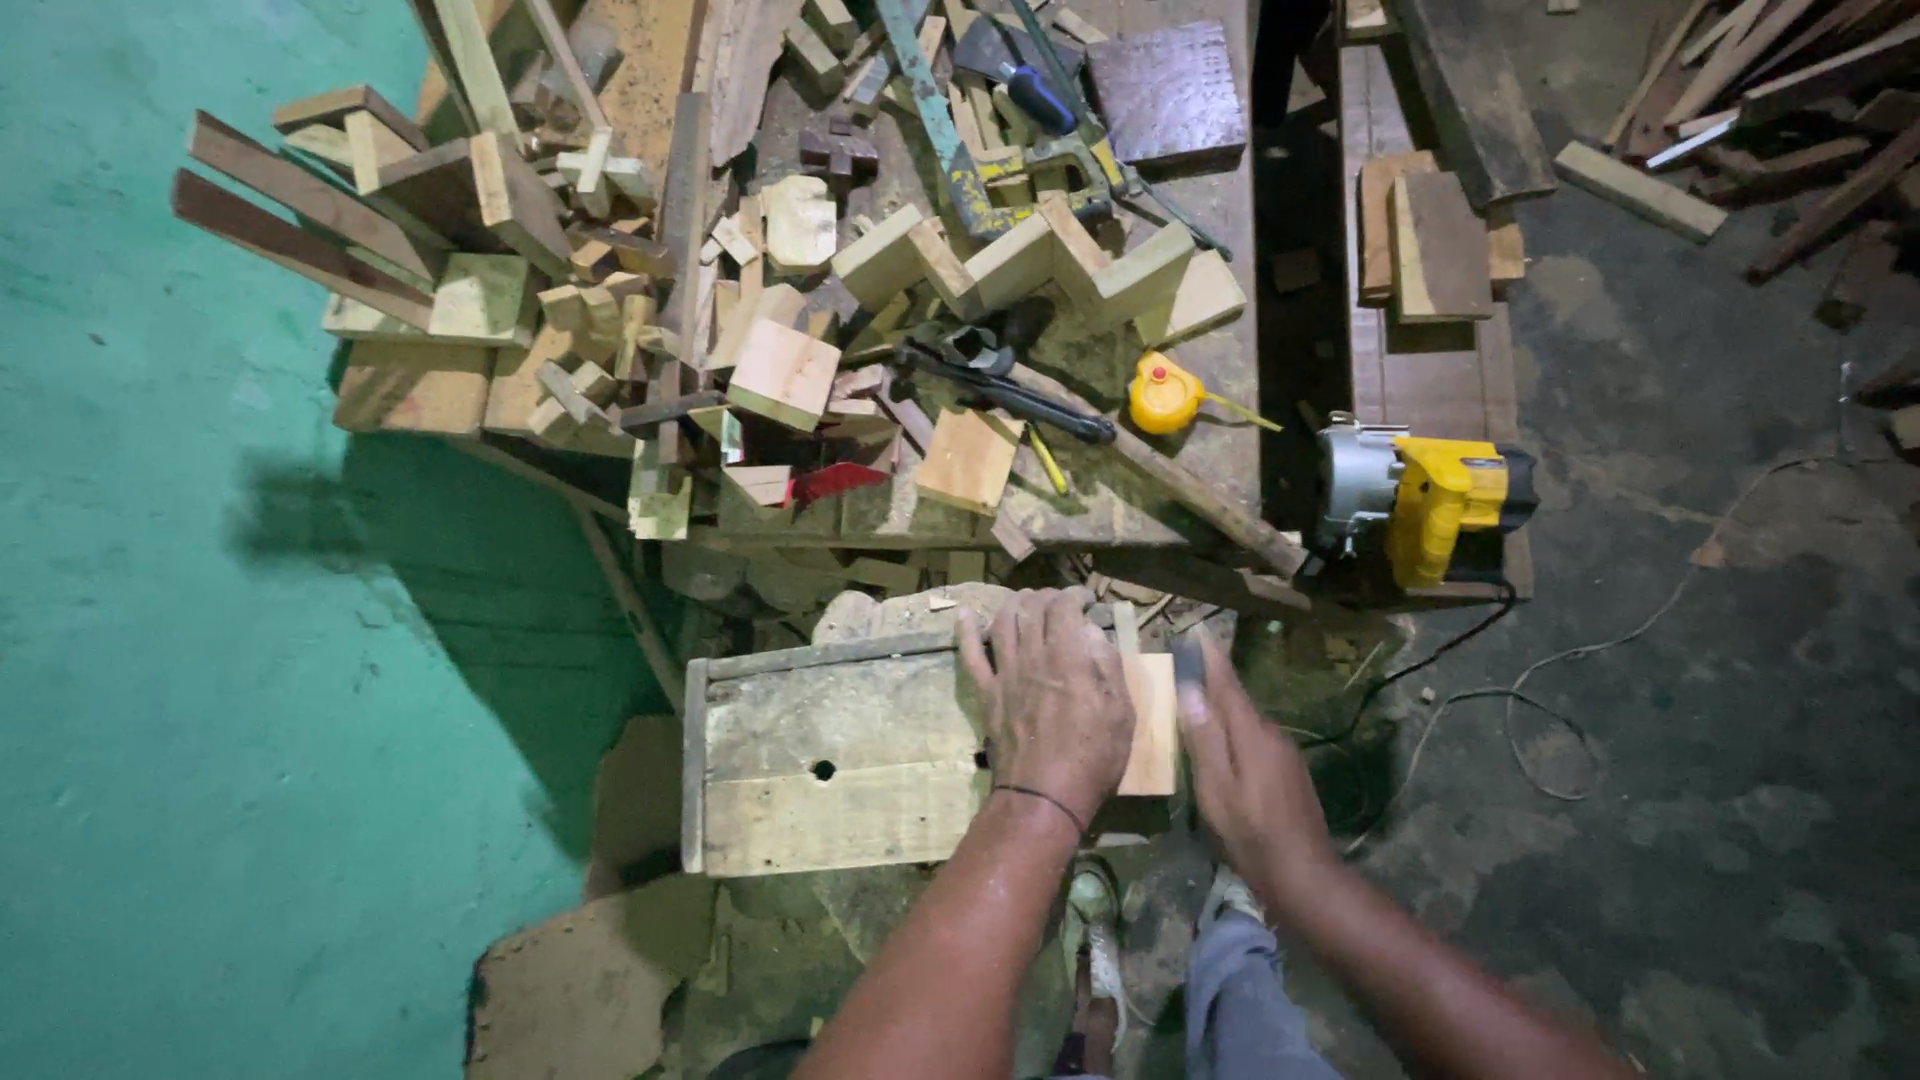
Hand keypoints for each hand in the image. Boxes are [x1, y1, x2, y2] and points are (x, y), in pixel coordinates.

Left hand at [958, 588, 1135, 830]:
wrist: (1043, 795)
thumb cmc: (1091, 758)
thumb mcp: (1120, 713)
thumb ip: (1108, 665)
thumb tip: (1092, 631)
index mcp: (1067, 659)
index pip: (1064, 607)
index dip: (1074, 595)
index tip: (1086, 599)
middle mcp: (1032, 657)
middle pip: (1032, 608)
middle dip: (1047, 596)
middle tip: (1059, 601)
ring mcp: (1005, 674)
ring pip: (1002, 622)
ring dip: (1013, 603)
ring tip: (1025, 599)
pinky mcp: (987, 693)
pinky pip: (970, 655)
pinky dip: (966, 631)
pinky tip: (964, 615)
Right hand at [1179, 630, 1335, 914]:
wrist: (1305, 876)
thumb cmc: (1251, 834)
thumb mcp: (1217, 789)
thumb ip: (1204, 738)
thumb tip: (1190, 690)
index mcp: (1252, 734)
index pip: (1228, 685)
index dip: (1211, 659)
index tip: (1198, 631)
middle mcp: (1272, 734)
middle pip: (1236, 701)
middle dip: (1212, 683)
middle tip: (1184, 669)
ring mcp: (1285, 753)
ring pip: (1246, 722)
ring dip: (1222, 711)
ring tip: (1195, 707)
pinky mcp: (1290, 771)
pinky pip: (1256, 739)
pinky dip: (1235, 733)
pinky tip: (1222, 748)